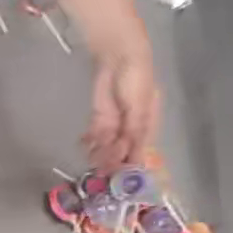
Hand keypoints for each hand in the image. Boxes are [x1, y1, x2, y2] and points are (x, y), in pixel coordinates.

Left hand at [83, 36, 160, 171]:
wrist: (118, 56)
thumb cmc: (136, 77)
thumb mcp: (139, 105)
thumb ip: (134, 130)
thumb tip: (134, 155)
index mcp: (148, 122)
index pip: (141, 148)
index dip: (131, 163)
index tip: (121, 176)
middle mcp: (132, 126)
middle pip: (121, 149)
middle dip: (111, 160)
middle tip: (100, 169)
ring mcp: (115, 122)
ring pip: (106, 145)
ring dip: (98, 153)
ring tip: (91, 157)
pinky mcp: (100, 118)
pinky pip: (95, 135)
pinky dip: (89, 142)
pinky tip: (83, 146)